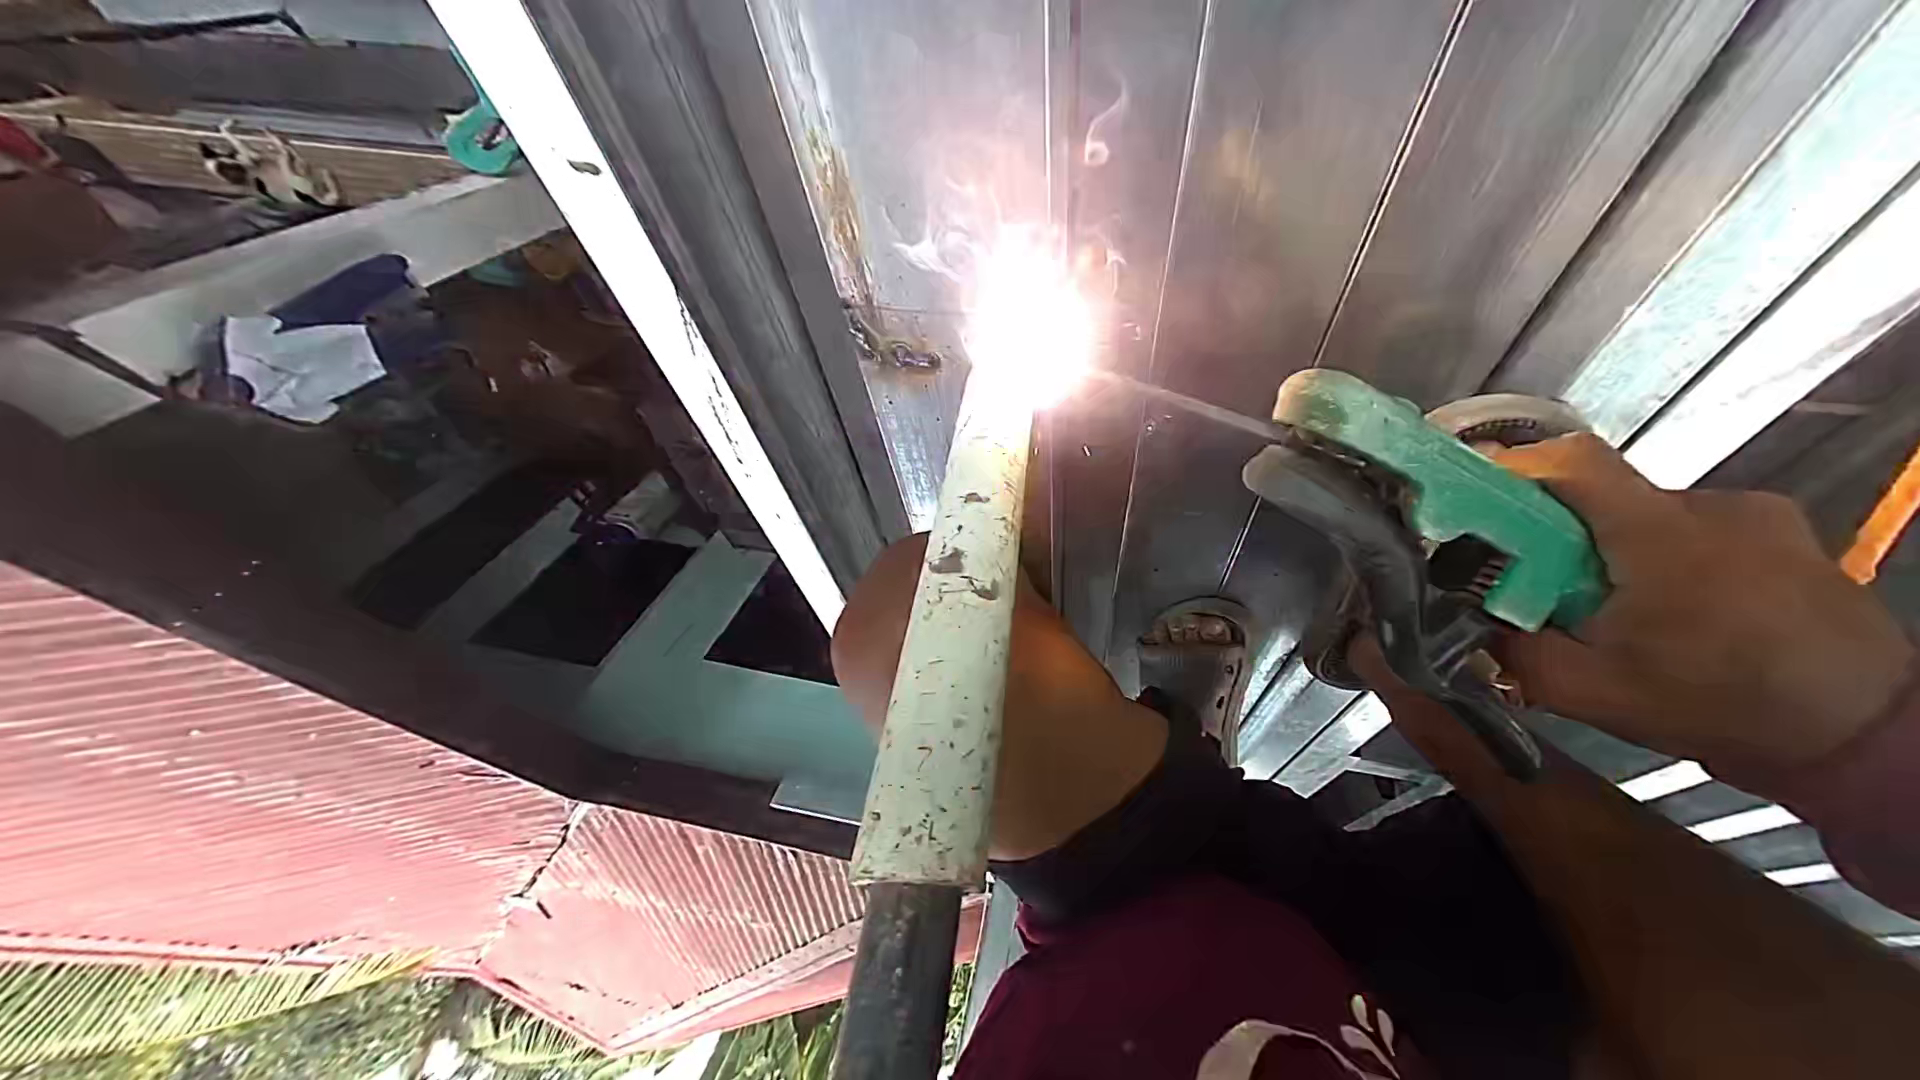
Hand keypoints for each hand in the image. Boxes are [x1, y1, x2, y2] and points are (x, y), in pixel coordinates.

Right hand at [1490, 434, 1912, 780]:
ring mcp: (1754, 515)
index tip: (1469, 500)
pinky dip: (1647, 551)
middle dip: (1549, 529)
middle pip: (1596, 492)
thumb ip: (1510, 645)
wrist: (1866, 740)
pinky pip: (1680, 523)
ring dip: (1601, 545)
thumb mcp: (1584, 690)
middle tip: (1529, 579)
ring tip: (1597, 602)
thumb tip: (1461, 612)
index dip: (1510, 468)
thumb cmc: (1718, 708)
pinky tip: (1655, 601)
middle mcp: (1711, 507)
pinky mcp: (1778, 531)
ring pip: (1636, 510)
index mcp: (1662, 536)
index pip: (1573, 463)